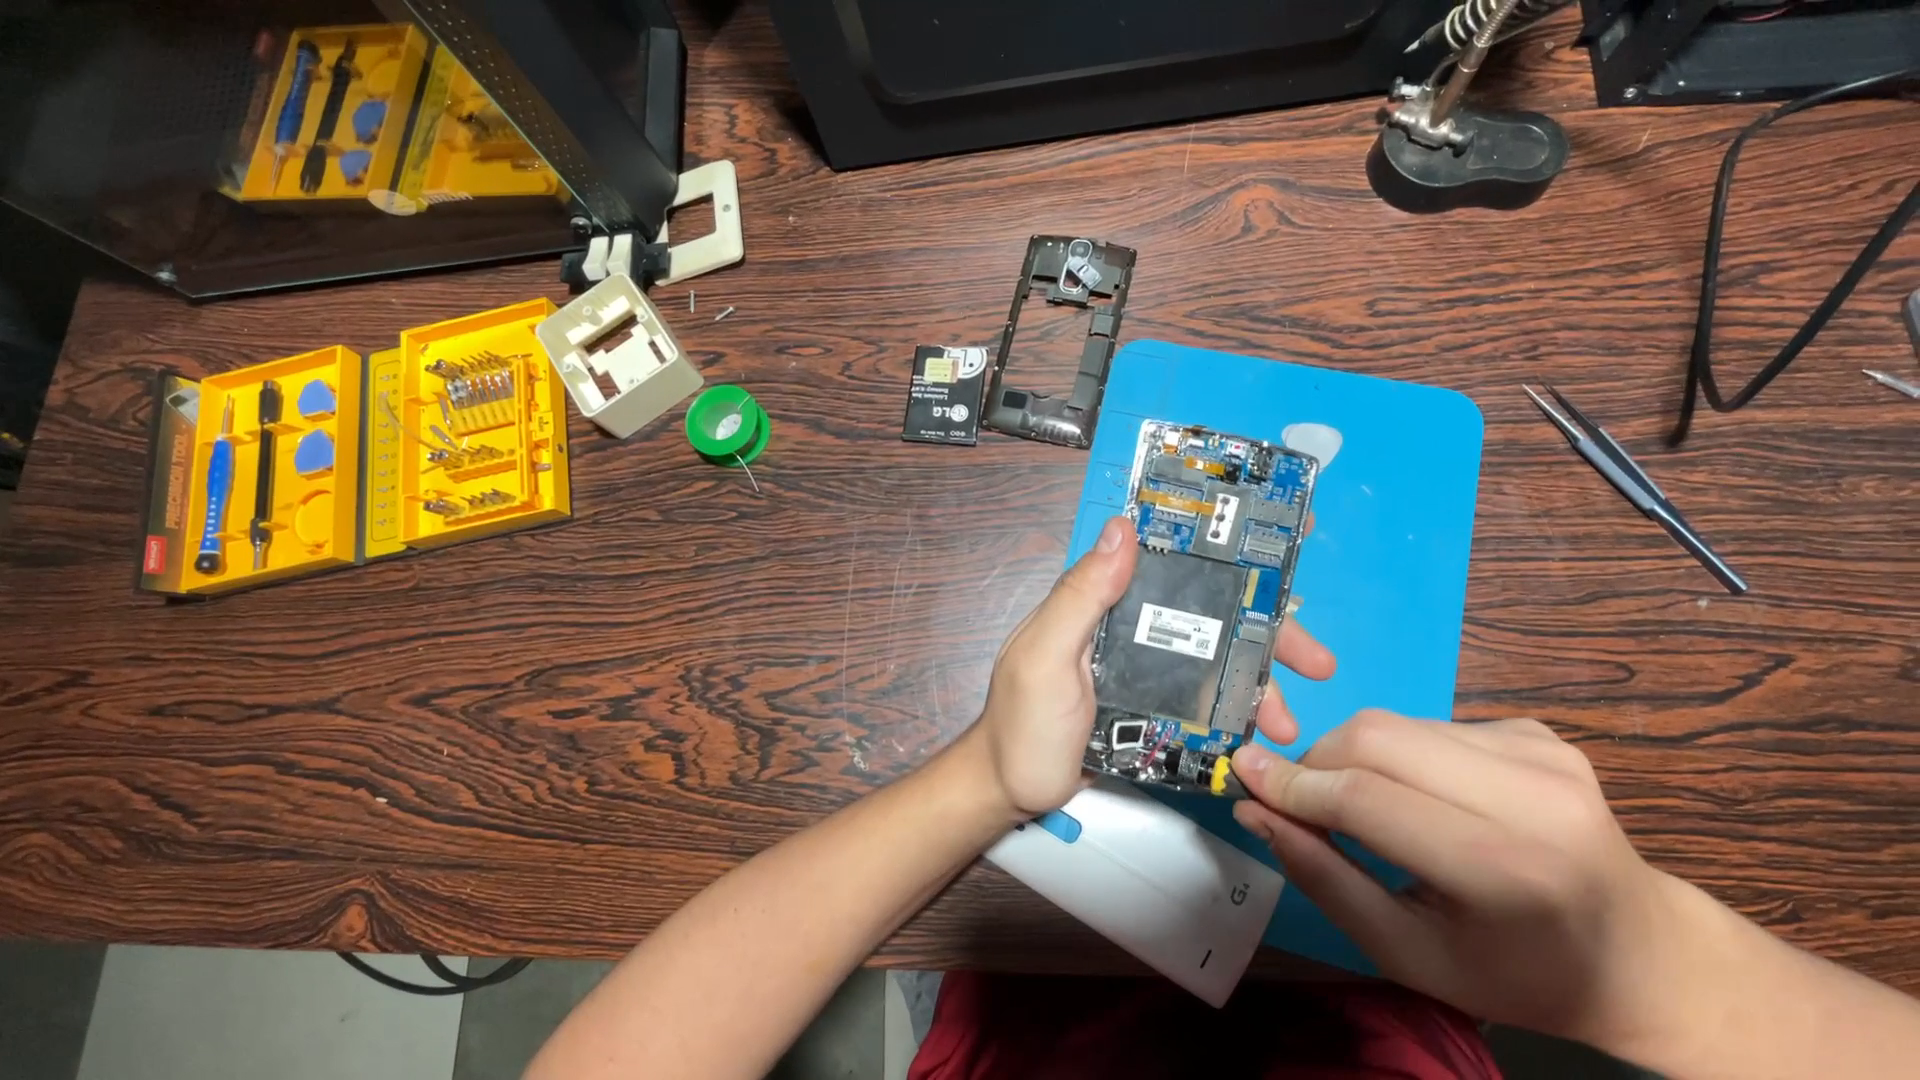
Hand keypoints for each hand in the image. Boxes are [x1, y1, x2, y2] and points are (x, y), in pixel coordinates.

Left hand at [962, 516, 1335, 819]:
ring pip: (1216, 658)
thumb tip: (1124, 527)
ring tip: (1292, 717)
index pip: (1167, 558)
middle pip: (1209, 613)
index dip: (1221, 545)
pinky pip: (1206, 699)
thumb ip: (1080, 596)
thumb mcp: (1045, 656)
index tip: (1281, 537)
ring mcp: (1145, 670)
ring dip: (1260, 681)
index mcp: (1104, 603)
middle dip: (1267, 629)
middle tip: (1317, 658)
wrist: (1012, 793)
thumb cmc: (1023, 723)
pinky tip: (1265, 730)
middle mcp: (1129, 627)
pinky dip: (1239, 711)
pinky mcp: (1154, 709)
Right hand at [1231, 711, 1688, 1052]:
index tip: (1240, 774)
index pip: (1365, 797)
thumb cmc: (1516, 972)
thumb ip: (1323, 876)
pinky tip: (1423, 797)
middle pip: (1376, 737)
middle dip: (1316, 760)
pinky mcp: (1538, 732)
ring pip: (1396, 723)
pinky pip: (1429, 725)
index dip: (1292, 785)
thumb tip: (1254, 809)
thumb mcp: (1407, 952)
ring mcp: (1542, 752)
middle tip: (1299, 799)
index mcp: (1504, 868)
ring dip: (1354, 757)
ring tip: (1364, 806)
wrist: (1644, 956)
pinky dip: (1398, 756)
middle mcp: (1532, 793)